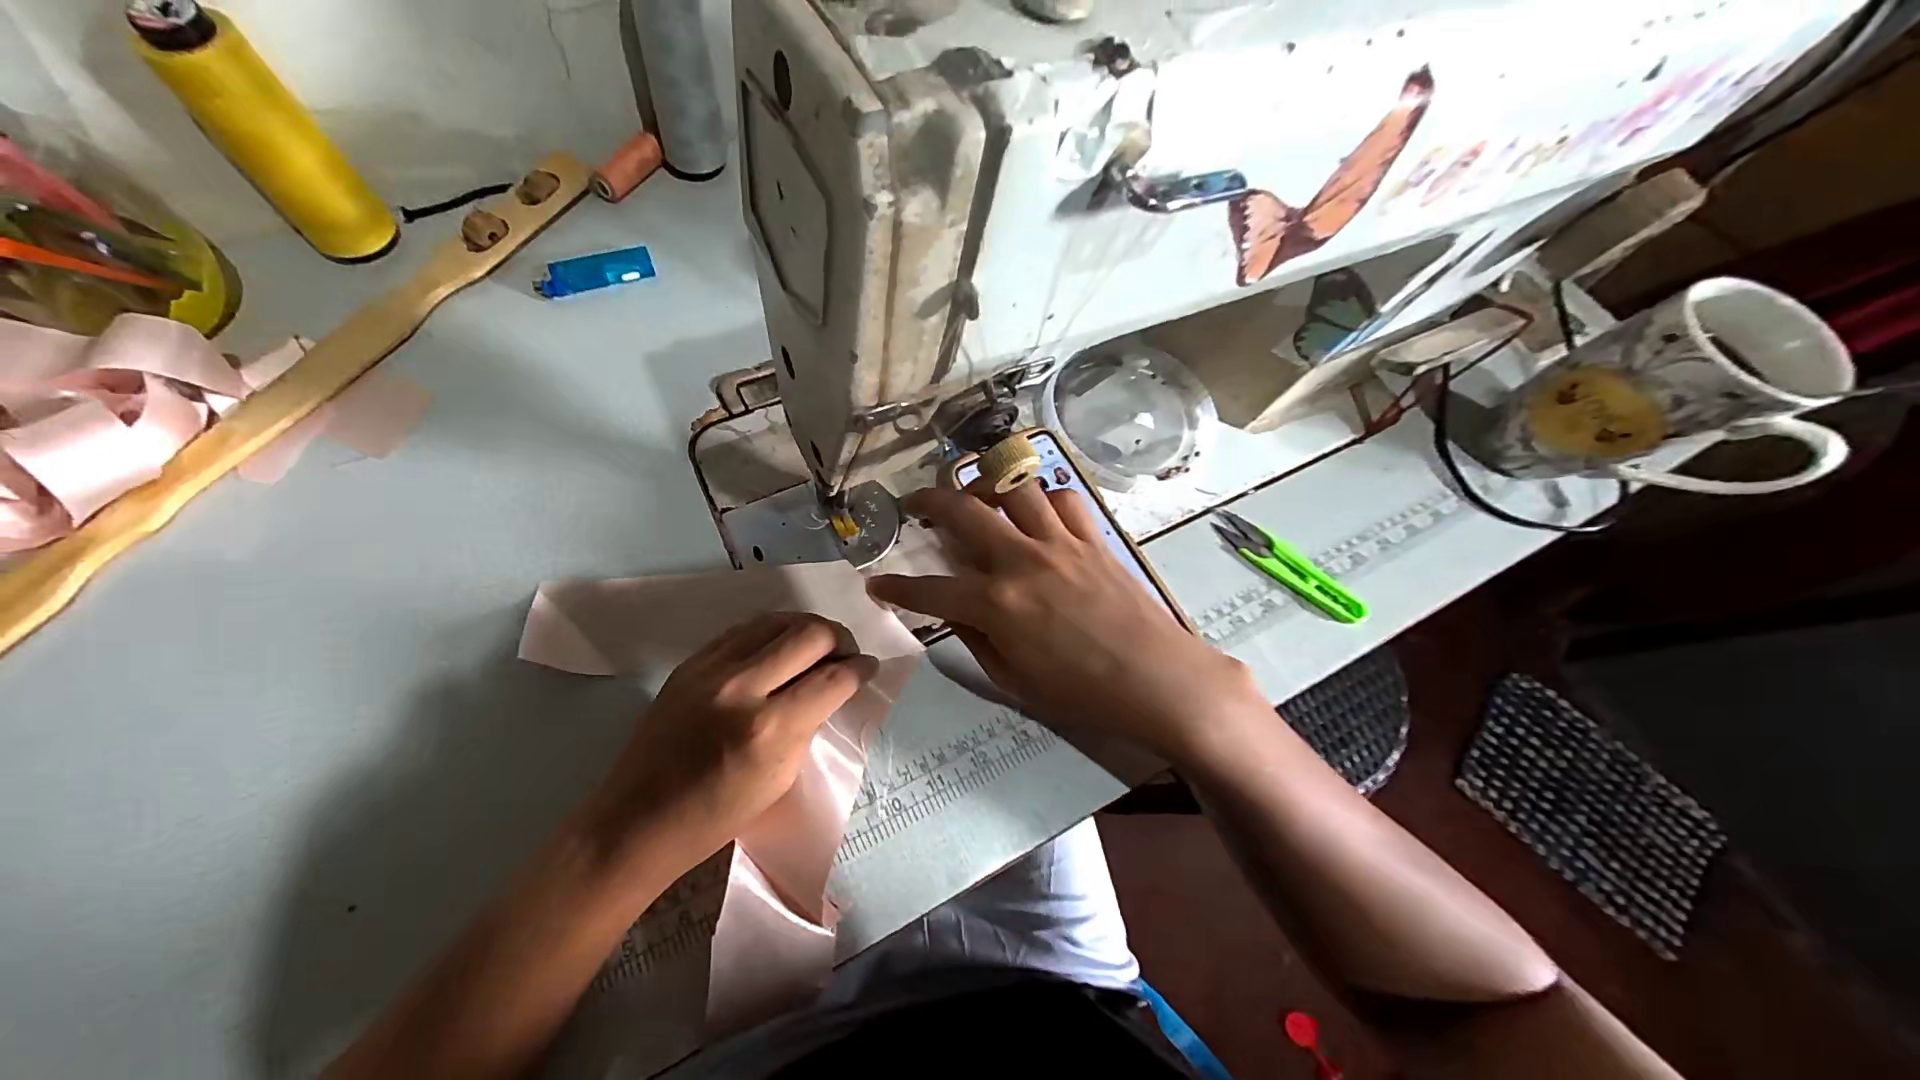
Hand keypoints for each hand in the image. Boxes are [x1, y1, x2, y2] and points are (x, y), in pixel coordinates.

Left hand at [579, 613, 876, 877]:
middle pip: (811, 633)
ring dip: (808, 629)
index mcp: (768, 728)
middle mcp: (741, 686)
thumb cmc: (716, 815)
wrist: (638, 819)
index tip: (869, 668)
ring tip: (817, 647)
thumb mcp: (781, 776)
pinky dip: (773, 632)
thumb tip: (833, 686)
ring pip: (779, 620)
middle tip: (846, 655)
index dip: (861, 669)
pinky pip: (745, 628)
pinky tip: (780, 648)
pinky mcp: (691, 662)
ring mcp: (710, 668)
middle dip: (841, 640)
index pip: (833, 678)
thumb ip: (809, 722)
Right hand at [867, 482, 1263, 764]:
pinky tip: (1037, 511)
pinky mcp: (1093, 538)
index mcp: (996, 605)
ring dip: (986, 483)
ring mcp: (1060, 543)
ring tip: (977, 494)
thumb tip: (953, 615)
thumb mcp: (1016, 683)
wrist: (1159, 681)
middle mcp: (1022, 561)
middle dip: (927, 500)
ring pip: (1014, 486)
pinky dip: (1044, 496)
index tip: (877, 584)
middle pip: (963, 512)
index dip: (896, 589)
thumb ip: (976, 642)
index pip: (929, 591)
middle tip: (914, 502)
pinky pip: (1064, 498)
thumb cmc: (1084, 694)